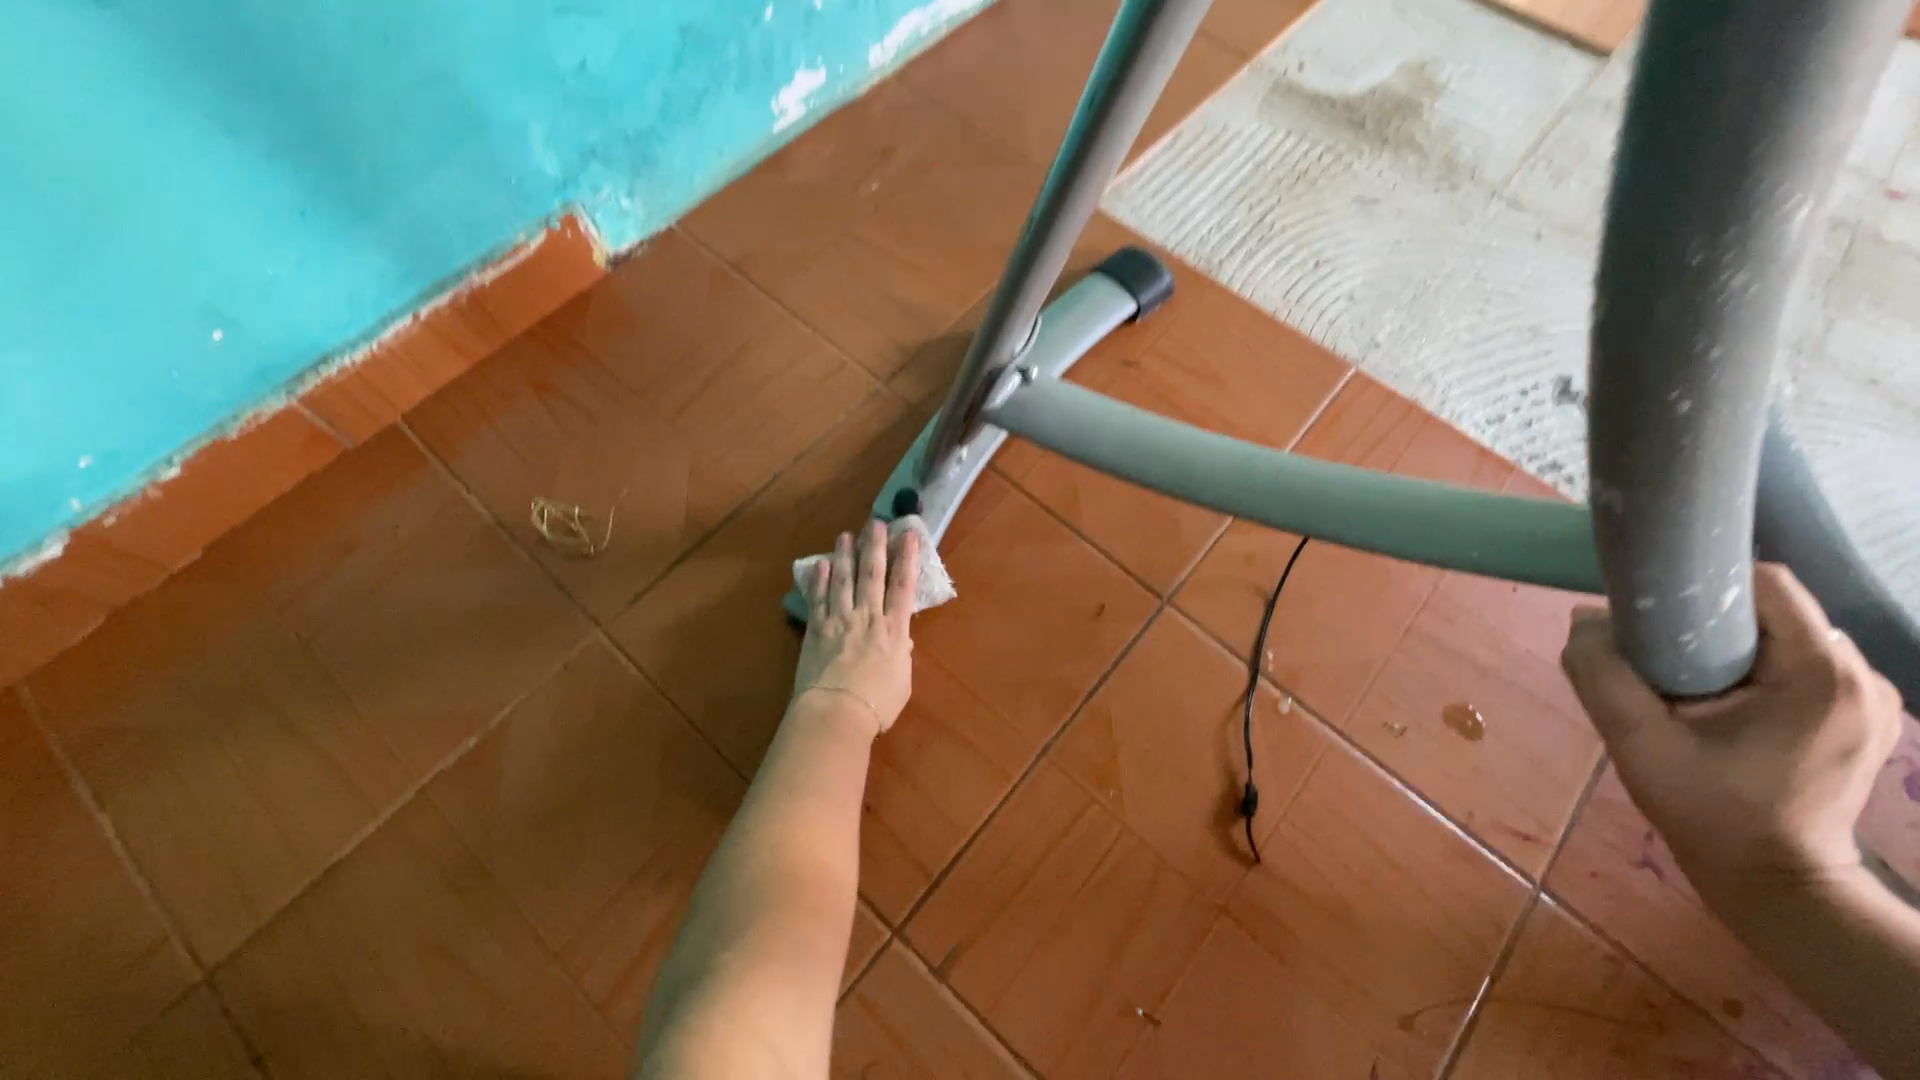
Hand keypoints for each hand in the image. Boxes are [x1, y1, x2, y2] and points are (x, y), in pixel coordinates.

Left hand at [792, 521, 921, 736]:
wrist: (836, 712)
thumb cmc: (877, 704)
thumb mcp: (903, 680)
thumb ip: (902, 655)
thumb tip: (901, 638)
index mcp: (893, 630)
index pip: (902, 586)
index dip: (906, 559)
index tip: (908, 536)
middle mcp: (868, 617)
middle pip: (872, 574)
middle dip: (875, 546)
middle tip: (875, 522)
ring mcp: (840, 620)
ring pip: (843, 579)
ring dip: (845, 555)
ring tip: (846, 534)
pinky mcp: (816, 629)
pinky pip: (818, 598)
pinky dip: (819, 579)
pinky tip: (820, 563)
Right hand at [1562, 563, 1904, 905]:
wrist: (1775, 885)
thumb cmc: (1710, 812)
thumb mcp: (1637, 741)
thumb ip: (1602, 674)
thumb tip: (1583, 619)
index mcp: (1821, 674)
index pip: (1766, 584)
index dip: (1703, 584)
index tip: (1652, 611)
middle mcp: (1859, 677)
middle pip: (1771, 611)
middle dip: (1708, 621)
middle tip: (1655, 654)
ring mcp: (1866, 701)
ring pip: (1780, 638)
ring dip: (1725, 647)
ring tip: (1679, 682)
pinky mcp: (1857, 719)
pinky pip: (1794, 666)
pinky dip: (1747, 670)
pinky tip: (1712, 702)